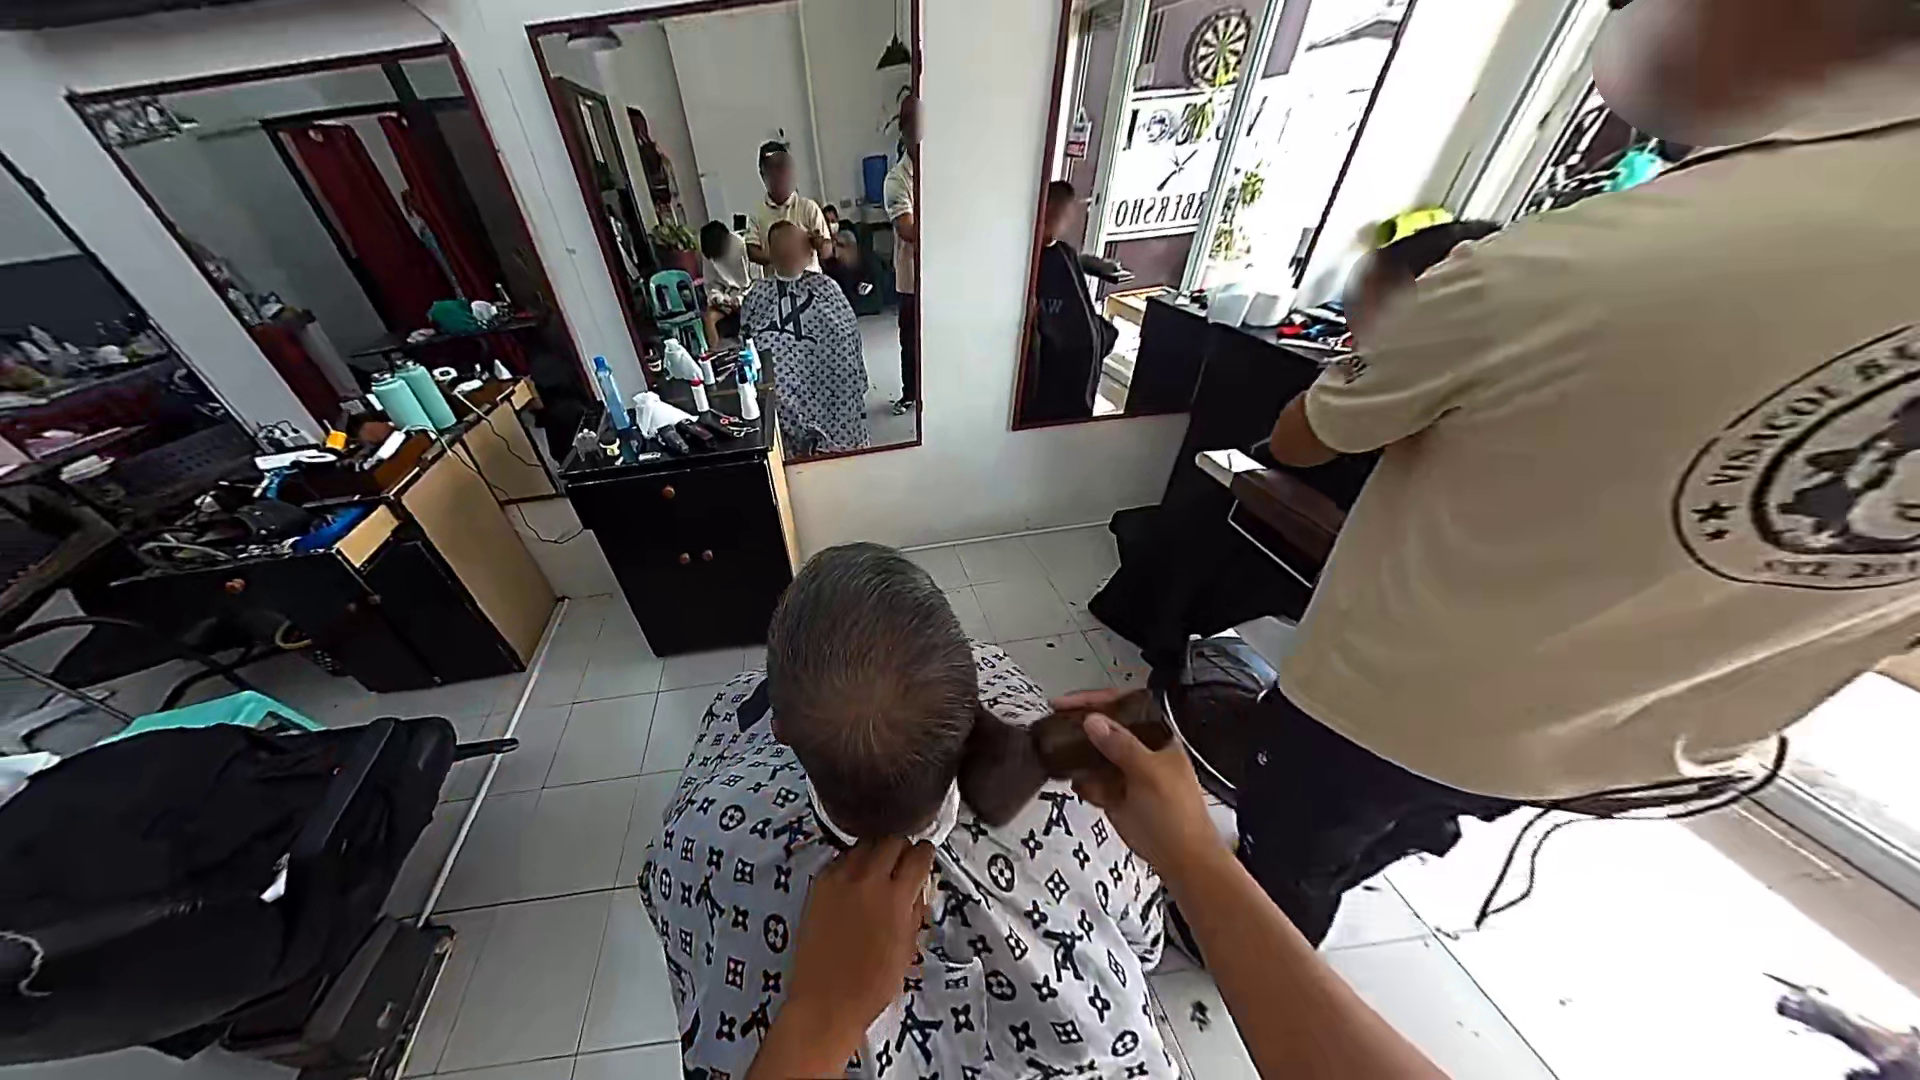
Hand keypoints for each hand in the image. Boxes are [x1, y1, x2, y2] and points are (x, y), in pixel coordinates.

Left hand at [783, 836, 934, 1046]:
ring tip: (877, 869)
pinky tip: (854, 879)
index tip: (924, 858)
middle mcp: (870, 879)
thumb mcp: (907, 947)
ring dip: (877, 851)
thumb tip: (917, 887)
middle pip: (893, 840)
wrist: (824, 1002)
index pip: (919, 855)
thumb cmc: (873, 984)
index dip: (926, 854)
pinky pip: (842, 857)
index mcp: (896, 898)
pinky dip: (853, 862)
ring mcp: (842, 877)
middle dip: (902, 849)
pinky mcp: (820, 882)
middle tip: (901, 864)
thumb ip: (914, 909)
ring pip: (867, 842)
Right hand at [1056, 690, 1224, 879]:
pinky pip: (1090, 780)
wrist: (1182, 862)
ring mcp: (1125, 773)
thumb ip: (1121, 744)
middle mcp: (1139, 750)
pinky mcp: (1114, 795)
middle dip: (1080, 724)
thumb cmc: (1179, 815)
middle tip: (1055, 721)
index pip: (1122, 705)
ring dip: (1077, 753)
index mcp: (1155, 736)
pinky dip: (1081, 780)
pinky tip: (1076, 782)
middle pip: (1103, 727)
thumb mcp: (1149, 773)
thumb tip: (1093, 721)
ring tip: (1059, 751)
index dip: (1093, 700)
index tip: (1067, 703)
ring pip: (1093, 753)